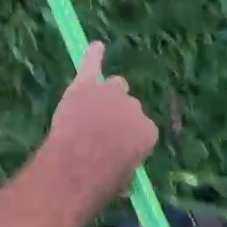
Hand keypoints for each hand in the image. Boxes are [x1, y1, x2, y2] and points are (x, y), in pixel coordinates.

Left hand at [36, 42, 157, 215]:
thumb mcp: (123, 176)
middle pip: (128, 105)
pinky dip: (94, 55)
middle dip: (116, 116)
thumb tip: (120, 165)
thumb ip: (125, 160)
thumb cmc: (102, 180)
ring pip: (114, 85)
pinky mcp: (86, 84)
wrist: (78, 164)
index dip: (126, 137)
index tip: (115, 147)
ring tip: (90, 109)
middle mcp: (133, 107)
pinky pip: (92, 63)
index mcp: (148, 131)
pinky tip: (96, 46)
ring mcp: (109, 93)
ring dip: (105, 94)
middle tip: (98, 132)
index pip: (142, 129)